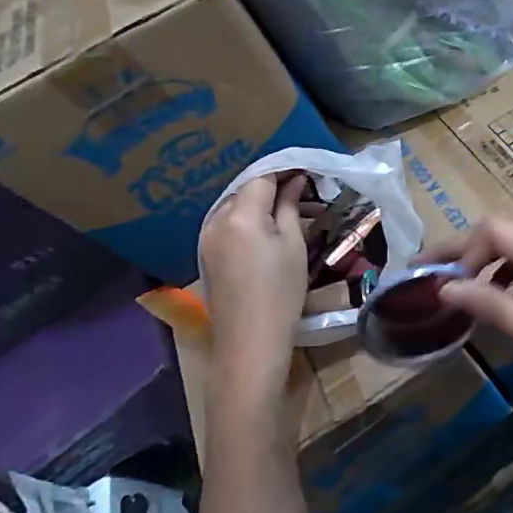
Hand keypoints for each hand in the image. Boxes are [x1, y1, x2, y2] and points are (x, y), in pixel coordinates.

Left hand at [199, 173, 309, 408]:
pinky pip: (227, 225)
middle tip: (302, 194)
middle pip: (246, 189)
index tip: (307, 173)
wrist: (250, 342)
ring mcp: (206, 237)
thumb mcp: (292, 245)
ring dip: (259, 204)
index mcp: (240, 213)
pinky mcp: (205, 254)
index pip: (262, 175)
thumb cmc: (281, 292)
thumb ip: (289, 206)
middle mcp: (216, 218)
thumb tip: (294, 181)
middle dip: (272, 186)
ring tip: (287, 214)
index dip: (285, 170)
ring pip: (235, 206)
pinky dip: (246, 221)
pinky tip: (266, 233)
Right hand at [425, 218, 512, 417]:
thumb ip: (495, 308)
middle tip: (430, 277)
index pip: (492, 229)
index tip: (445, 284)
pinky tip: (498, 300)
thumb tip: (445, 288)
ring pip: (512, 242)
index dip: (461, 251)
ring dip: (482, 262)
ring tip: (460, 292)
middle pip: (499, 230)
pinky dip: (504, 272)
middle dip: (462, 251)